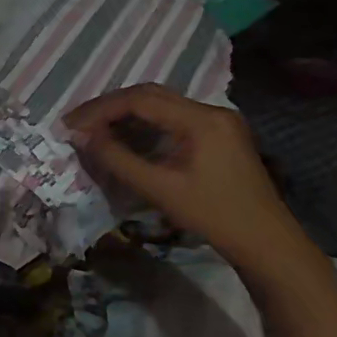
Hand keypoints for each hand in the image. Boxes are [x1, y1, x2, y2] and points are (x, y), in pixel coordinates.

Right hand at [64, 84, 313, 271]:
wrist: (265, 242)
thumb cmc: (212, 215)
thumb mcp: (158, 188)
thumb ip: (117, 158)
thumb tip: (82, 136)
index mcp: (202, 119)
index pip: (140, 100)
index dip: (100, 109)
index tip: (71, 125)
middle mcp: (211, 110)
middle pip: (150, 95)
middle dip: (109, 107)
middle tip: (77, 123)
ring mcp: (217, 121)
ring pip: (160, 104)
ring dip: (124, 113)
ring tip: (94, 128)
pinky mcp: (218, 134)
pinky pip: (172, 117)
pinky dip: (143, 123)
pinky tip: (124, 136)